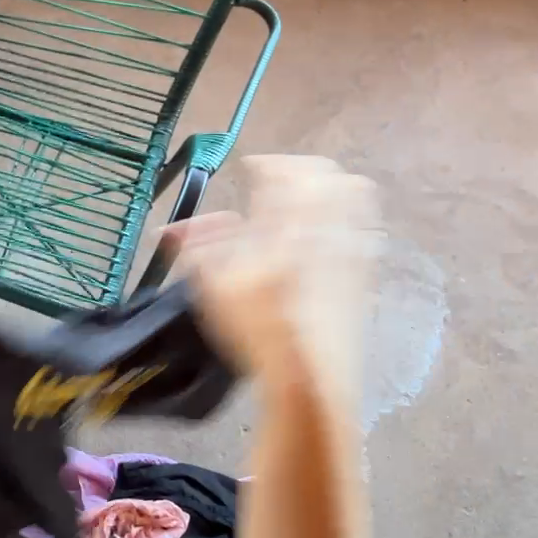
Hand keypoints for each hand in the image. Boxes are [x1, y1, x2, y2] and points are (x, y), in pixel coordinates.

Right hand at [168, 156, 381, 408]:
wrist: (310, 373)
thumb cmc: (258, 329)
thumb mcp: (215, 287)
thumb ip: (198, 248)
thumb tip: (173, 230)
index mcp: (291, 221)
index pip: (283, 172)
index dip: (264, 164)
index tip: (248, 166)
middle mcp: (329, 223)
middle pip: (324, 174)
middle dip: (296, 169)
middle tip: (273, 177)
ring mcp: (353, 245)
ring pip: (350, 192)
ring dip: (323, 185)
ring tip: (299, 198)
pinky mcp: (364, 269)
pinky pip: (359, 222)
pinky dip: (339, 213)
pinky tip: (321, 232)